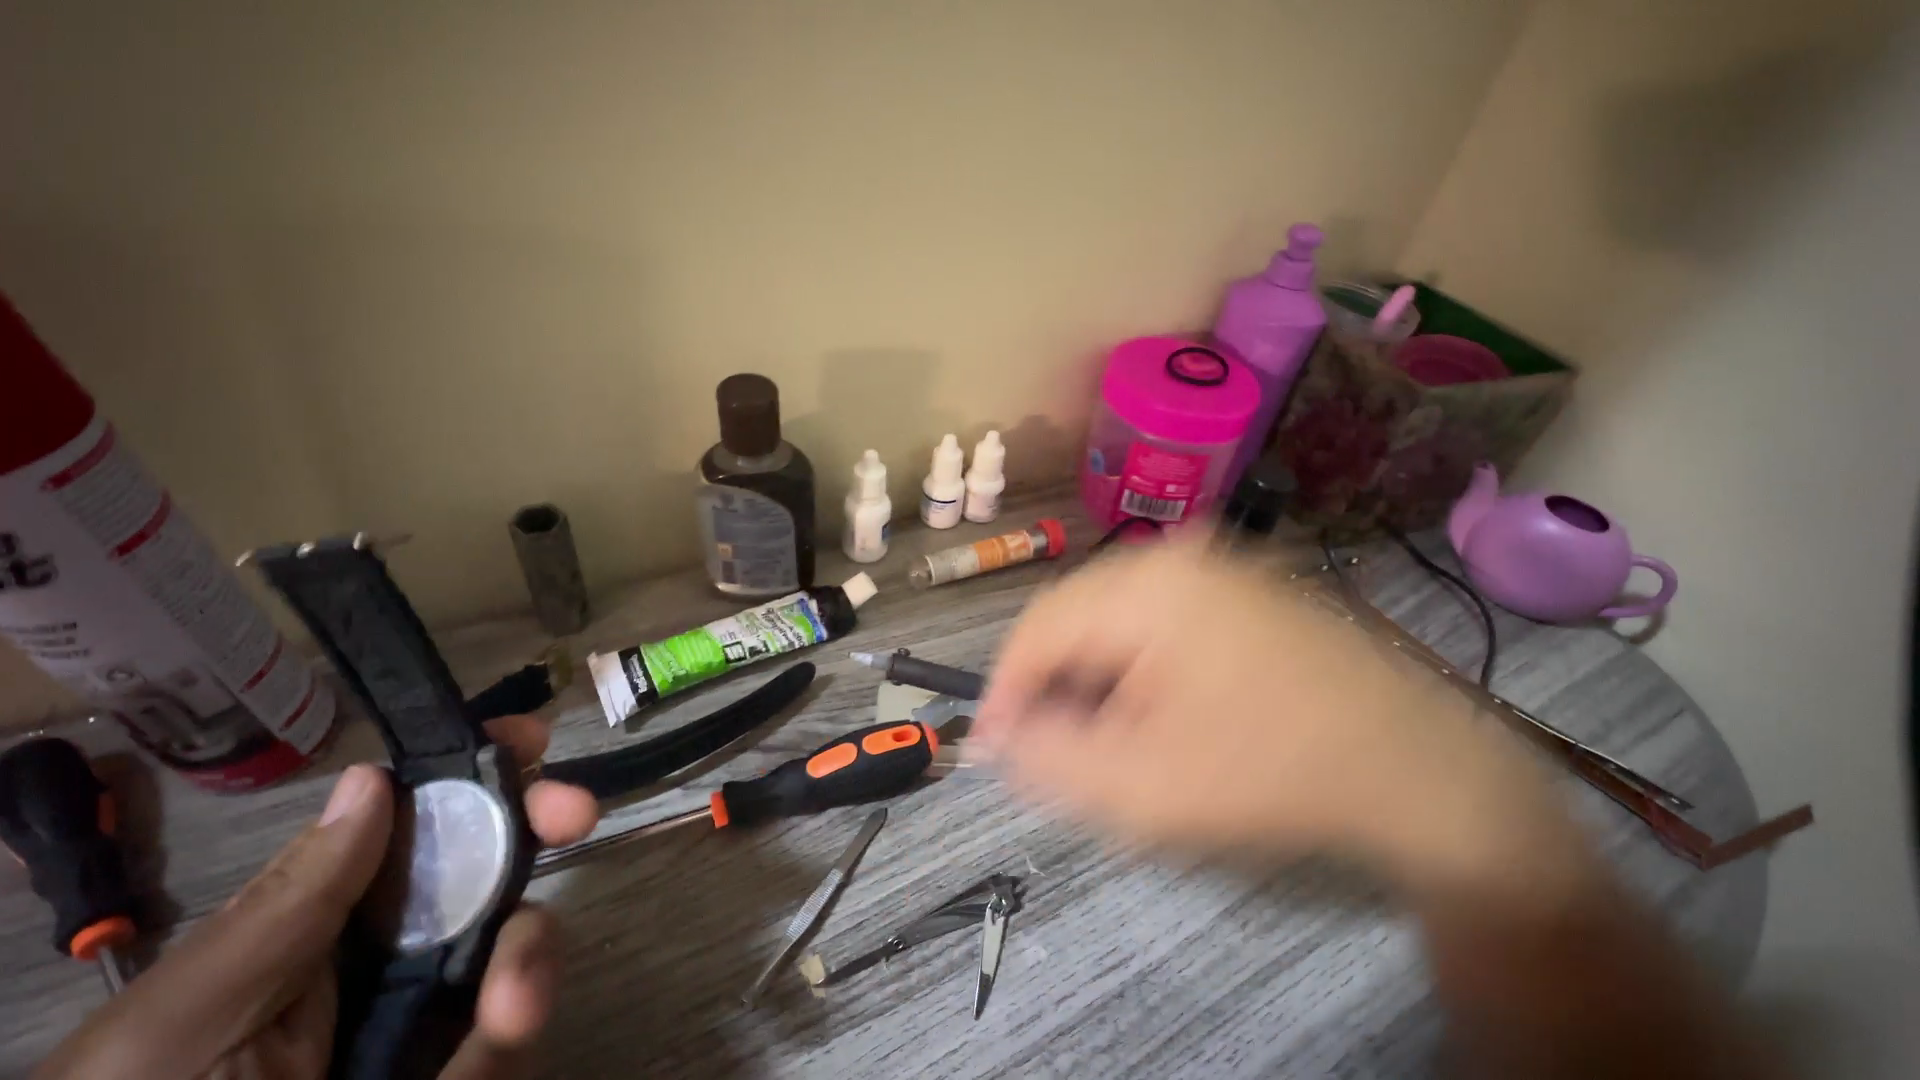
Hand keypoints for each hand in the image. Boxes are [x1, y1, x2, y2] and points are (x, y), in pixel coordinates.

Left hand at [36, 715, 599, 1079]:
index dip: (473, 779)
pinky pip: (510, 1052)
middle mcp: (388, 961)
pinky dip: (501, 1057)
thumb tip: (374, 778)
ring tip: (507, 1019)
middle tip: (577, 815)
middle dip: (538, 833)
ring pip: (520, 958)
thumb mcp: (190, 1011)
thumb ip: (290, 904)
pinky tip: (473, 1070)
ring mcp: (430, 1025)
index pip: (411, 832)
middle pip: (491, 875)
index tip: (529, 740)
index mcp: (319, 926)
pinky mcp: (460, 1070)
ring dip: (529, 968)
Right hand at [975, 538, 1589, 894]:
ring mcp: (1223, 570)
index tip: (991, 752)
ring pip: (1119, 622)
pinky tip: (1157, 718)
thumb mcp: (1142, 787)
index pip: (1037, 628)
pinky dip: (1140, 669)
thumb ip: (1050, 758)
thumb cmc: (1276, 777)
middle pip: (1077, 618)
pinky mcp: (1252, 594)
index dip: (1004, 693)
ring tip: (1102, 742)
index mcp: (1147, 587)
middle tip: (1048, 753)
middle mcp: (1180, 558)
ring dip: (1096, 681)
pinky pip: (1164, 623)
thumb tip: (1005, 735)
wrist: (1424, 774)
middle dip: (1053, 688)